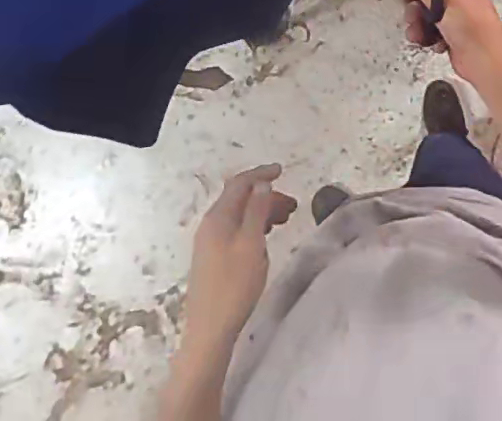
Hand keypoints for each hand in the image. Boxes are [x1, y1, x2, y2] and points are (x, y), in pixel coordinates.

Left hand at [185, 164, 296, 341]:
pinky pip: (235, 229)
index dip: (261, 174)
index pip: (240, 183)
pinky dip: (253, 226)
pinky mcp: (212, 257)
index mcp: (218, 217)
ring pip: (239, 215)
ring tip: (285, 220)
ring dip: (261, 211)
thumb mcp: (251, 244)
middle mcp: (211, 224)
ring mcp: (209, 242)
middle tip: (292, 205)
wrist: (209, 331)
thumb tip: (262, 183)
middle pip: (239, 198)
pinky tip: (266, 238)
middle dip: (265, 195)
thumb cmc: (234, 285)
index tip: (282, 171)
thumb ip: (257, 210)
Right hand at [384, 0, 501, 89]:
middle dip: (416, 10)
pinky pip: (431, 30)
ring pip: (426, 15)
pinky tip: (430, 43)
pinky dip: (428, 37)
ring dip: (419, 26)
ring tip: (421, 35)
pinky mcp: (454, 33)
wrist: (486, 63)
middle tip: (415, 18)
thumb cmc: (470, 26)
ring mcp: (459, 14)